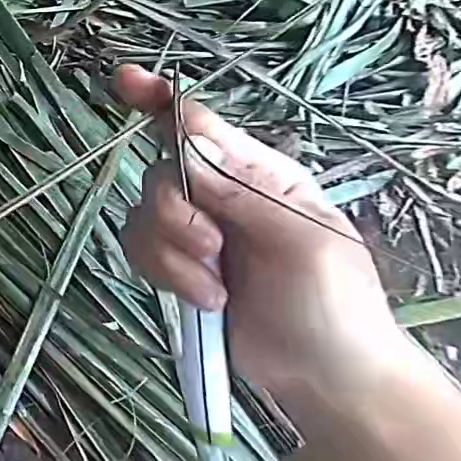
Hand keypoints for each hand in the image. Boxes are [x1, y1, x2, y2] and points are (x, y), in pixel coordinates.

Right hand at [112, 65, 417, 415]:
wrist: (325, 379)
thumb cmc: (335, 304)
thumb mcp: (303, 242)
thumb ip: (243, 194)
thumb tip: (189, 146)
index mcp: (260, 174)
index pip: (201, 126)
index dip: (160, 99)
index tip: (125, 81)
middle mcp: (220, 193)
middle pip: (160, 174)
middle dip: (176, 215)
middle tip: (214, 249)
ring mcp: (195, 230)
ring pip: (142, 215)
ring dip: (172, 255)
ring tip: (216, 288)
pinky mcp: (176, 265)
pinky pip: (139, 249)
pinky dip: (164, 275)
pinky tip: (205, 299)